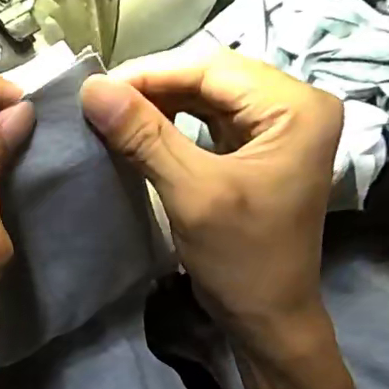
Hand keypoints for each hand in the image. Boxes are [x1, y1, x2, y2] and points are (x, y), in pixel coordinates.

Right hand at [81, 48, 342, 353]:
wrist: (269, 319)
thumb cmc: (241, 260)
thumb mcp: (191, 194)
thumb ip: (144, 136)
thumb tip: (92, 89)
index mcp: (297, 108)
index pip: (212, 68)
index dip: (150, 74)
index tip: (96, 88)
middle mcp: (297, 106)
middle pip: (213, 78)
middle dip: (154, 88)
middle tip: (100, 101)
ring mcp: (282, 127)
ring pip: (209, 97)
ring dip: (161, 104)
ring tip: (114, 113)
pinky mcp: (263, 148)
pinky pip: (212, 121)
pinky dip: (175, 124)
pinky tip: (142, 129)